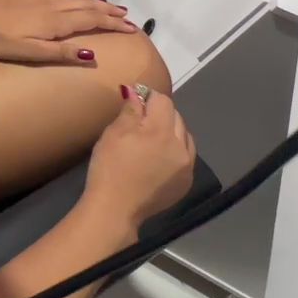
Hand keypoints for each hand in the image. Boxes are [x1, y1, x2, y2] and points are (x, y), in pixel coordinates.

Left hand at [0, 0, 134, 64]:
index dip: (113, 23)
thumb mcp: (32, 53)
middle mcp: (52, 4)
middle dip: (108, 10)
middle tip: (127, 16)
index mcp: (57, 21)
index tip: (132, 28)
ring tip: (106, 4)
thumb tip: (93, 56)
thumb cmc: (2, 40)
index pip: (92, 19)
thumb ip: (62, 53)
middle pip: (86, 5)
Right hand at [82, 89, 195, 228]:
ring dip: (170, 130)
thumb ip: (130, 111)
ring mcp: (187, 166)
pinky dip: (175, 148)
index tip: (132, 100)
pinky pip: (186, 156)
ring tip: (149, 136)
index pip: (163, 101)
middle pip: (176, 117)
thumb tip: (135, 91)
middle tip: (137, 117)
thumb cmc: (110, 164)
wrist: (117, 206)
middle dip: (159, 112)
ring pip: (185, 136)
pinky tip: (157, 156)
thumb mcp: (114, 133)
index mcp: (161, 132)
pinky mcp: (186, 181)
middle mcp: (181, 147)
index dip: (147, 95)